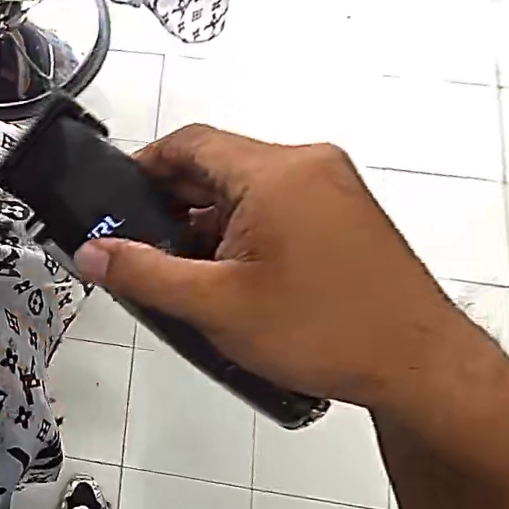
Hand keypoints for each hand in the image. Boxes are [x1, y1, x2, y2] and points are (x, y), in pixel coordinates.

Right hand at [73, 125, 503, 418]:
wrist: (415, 364)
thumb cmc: (330, 331)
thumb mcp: (216, 306)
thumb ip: (145, 274)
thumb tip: (93, 253)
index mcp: (275, 172)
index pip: (188, 144)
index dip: (142, 167)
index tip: (117, 199)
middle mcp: (308, 166)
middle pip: (215, 166)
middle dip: (172, 206)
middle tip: (144, 249)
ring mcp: (331, 189)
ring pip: (245, 191)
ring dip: (208, 224)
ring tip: (188, 276)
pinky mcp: (342, 216)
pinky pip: (276, 208)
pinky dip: (243, 234)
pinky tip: (231, 280)